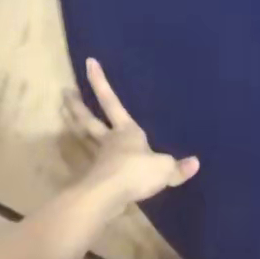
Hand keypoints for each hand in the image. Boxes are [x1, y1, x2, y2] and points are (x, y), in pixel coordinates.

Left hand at [61, 58, 199, 211]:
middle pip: (89, 119)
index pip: (111, 102)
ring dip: (73, 124)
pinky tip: (85, 157)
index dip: (100, 82)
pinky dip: (84, 155)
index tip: (89, 63)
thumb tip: (195, 163)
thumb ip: (178, 167)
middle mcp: (109, 140)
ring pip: (83, 137)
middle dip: (77, 105)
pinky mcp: (94, 177)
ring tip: (64, 113)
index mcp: (126, 131)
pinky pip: (89, 161)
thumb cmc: (136, 172)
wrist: (107, 196)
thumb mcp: (164, 169)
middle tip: (65, 92)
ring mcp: (98, 158)